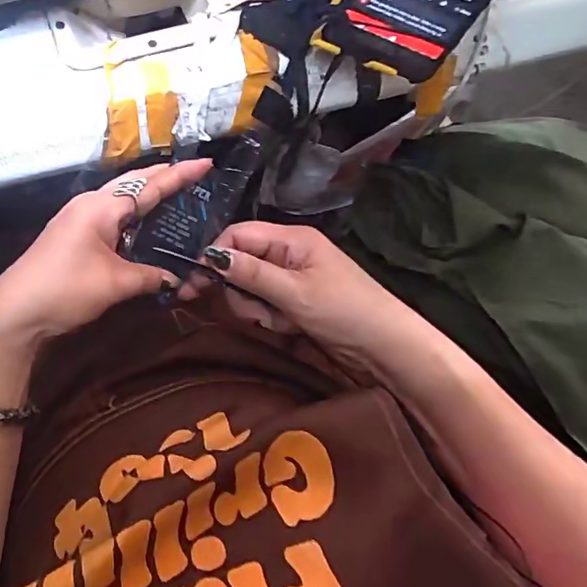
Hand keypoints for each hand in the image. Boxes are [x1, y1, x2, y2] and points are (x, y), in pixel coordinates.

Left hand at [0, 160, 213, 359]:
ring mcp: (77, 219)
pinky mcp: (71, 235)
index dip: (180, 175)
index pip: (149, 185)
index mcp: (100, 207)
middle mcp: (89, 204)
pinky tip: (144, 227)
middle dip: (163, 178)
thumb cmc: (65, 289)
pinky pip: (109, 216)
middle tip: (194, 177)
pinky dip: (132, 217)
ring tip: (177, 197)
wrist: (15, 311)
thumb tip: (176, 278)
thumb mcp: (115, 284)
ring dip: (146, 197)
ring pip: (120, 200)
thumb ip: (150, 276)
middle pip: (133, 185)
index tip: (208, 163)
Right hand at [176, 221, 447, 378]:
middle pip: (239, 261)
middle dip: (238, 289)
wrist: (391, 351)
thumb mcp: (294, 293)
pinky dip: (268, 317)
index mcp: (291, 238)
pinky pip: (264, 303)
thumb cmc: (346, 313)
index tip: (195, 283)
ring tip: (279, 323)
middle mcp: (288, 252)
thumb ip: (250, 273)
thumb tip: (209, 255)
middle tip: (252, 313)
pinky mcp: (294, 300)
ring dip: (254, 308)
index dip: (214, 255)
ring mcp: (291, 277)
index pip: (237, 235)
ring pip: (248, 286)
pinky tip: (287, 328)